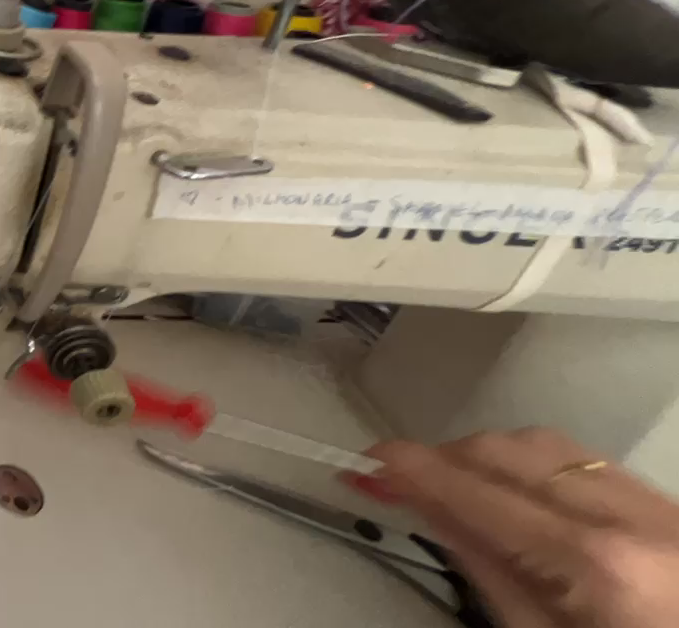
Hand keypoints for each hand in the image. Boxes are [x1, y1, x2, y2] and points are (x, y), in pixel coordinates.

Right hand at [373, 429, 678, 627]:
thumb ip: (482, 566)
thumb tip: (420, 503)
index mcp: (596, 566)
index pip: (469, 487)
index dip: (403, 467)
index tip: (362, 461)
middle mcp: (634, 522)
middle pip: (499, 450)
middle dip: (443, 461)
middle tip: (407, 485)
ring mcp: (667, 511)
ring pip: (541, 443)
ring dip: (488, 457)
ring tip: (468, 489)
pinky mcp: (678, 509)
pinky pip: (588, 461)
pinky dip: (539, 466)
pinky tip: (525, 492)